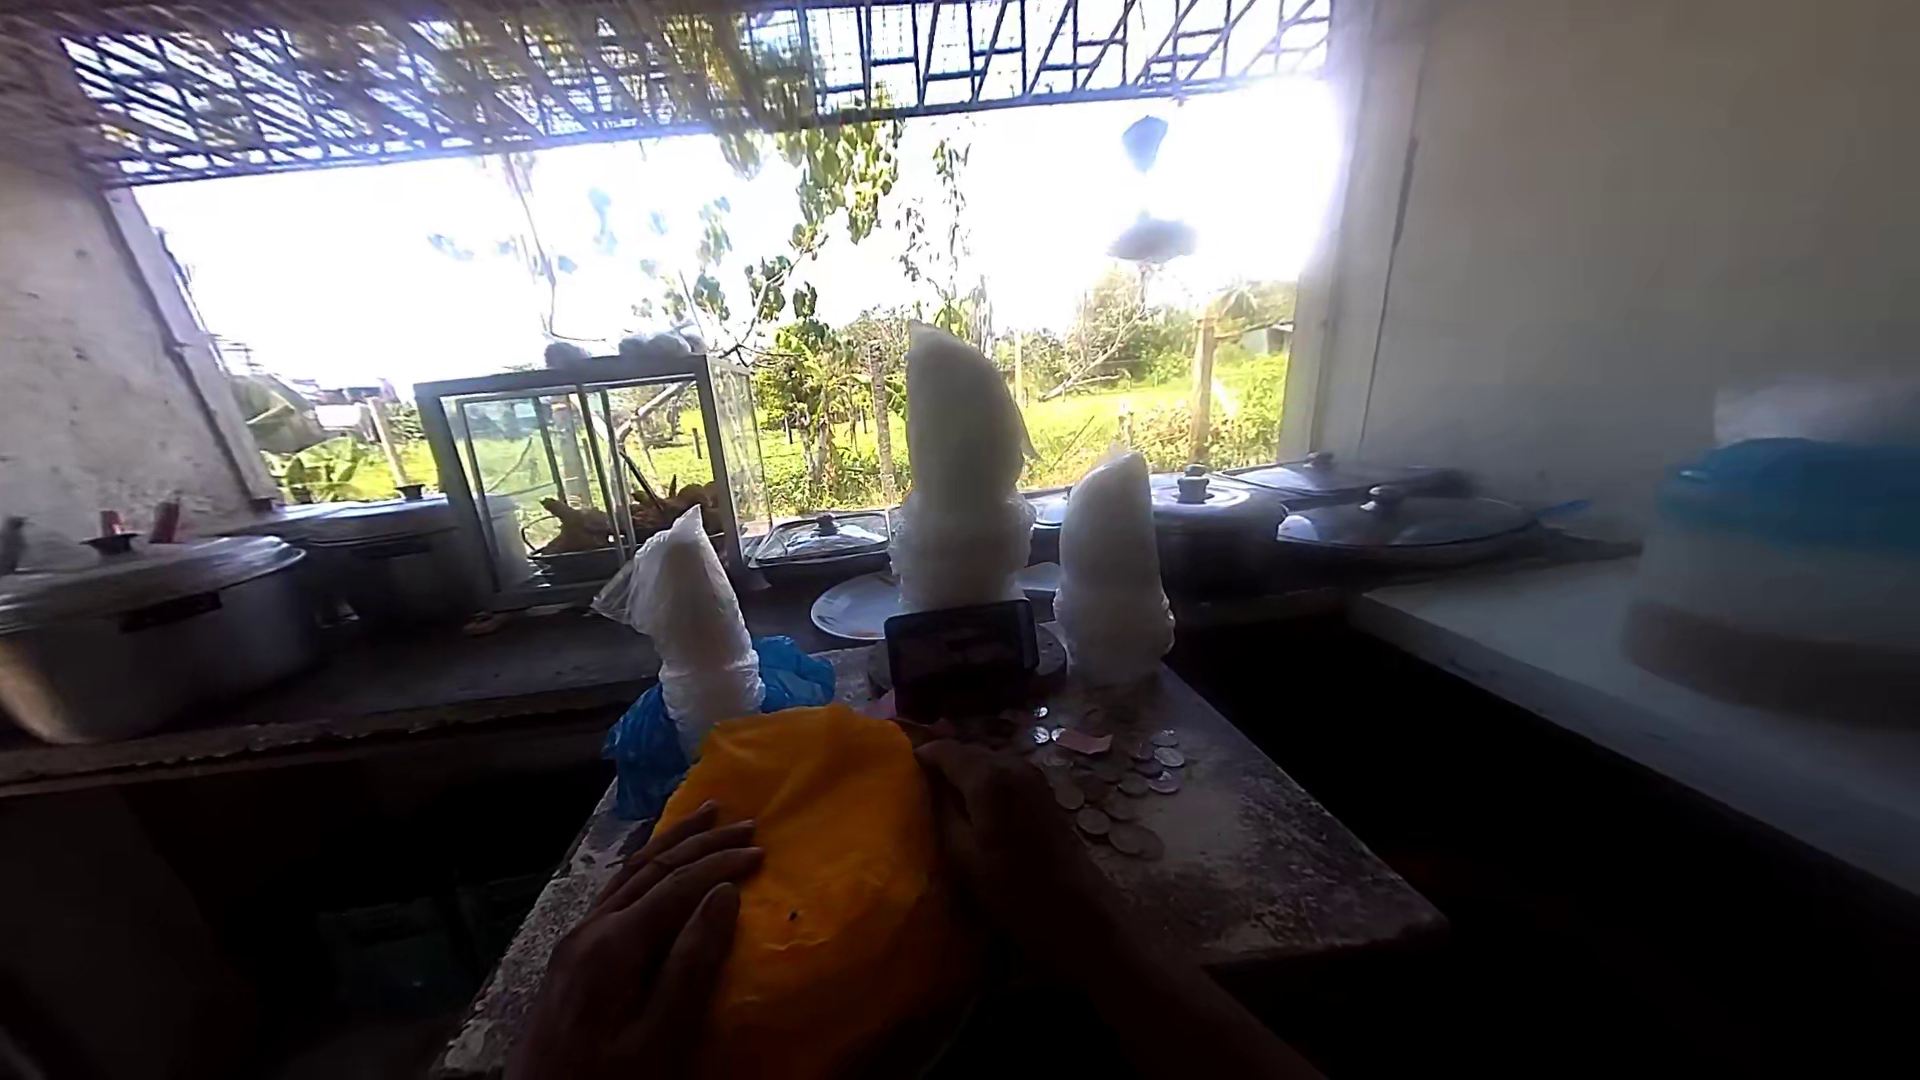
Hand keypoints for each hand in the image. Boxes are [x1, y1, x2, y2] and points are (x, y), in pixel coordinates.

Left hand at [507, 801, 760, 1079]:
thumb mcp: (660, 1040)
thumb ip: (692, 963)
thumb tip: (725, 892)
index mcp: (611, 945)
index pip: (677, 884)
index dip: (721, 863)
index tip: (760, 851)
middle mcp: (590, 929)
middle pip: (654, 866)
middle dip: (703, 840)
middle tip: (745, 822)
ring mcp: (576, 939)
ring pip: (632, 870)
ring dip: (675, 839)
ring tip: (707, 814)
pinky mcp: (573, 955)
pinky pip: (618, 887)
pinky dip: (649, 860)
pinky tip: (659, 857)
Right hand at [914, 739, 1122, 971]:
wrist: (1079, 913)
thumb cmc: (1014, 890)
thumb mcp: (963, 855)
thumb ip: (942, 809)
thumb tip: (928, 781)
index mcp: (988, 777)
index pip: (946, 749)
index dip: (923, 754)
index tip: (901, 767)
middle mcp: (1011, 763)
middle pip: (968, 750)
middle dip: (943, 760)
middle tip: (918, 781)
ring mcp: (1031, 774)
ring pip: (986, 759)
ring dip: (964, 769)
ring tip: (942, 792)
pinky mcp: (1042, 788)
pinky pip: (1003, 771)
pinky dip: (984, 778)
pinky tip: (974, 802)